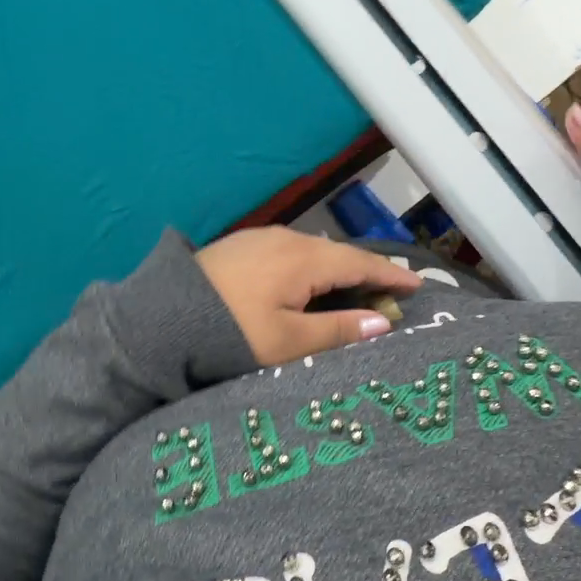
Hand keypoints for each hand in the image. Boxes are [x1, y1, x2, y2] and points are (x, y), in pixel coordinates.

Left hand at [196, 226, 422, 365]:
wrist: (162, 315)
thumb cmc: (231, 333)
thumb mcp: (288, 341)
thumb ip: (337, 330)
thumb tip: (383, 322)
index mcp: (303, 259)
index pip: (359, 263)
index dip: (389, 274)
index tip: (418, 284)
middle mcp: (285, 239)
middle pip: (337, 254)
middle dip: (366, 271)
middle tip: (392, 291)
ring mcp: (260, 239)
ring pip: (313, 251)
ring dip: (337, 268)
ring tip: (356, 288)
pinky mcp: (241, 246)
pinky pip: (290, 251)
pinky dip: (311, 266)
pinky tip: (310, 282)